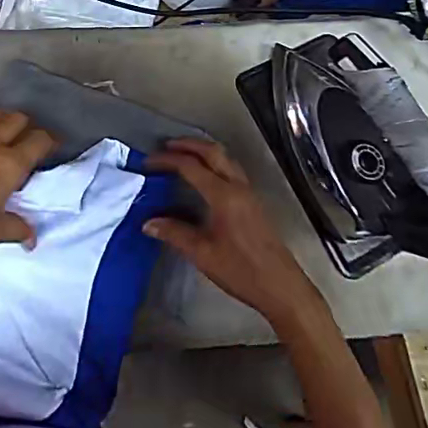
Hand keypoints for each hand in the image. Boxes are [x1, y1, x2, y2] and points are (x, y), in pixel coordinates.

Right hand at [143, 139, 327, 328]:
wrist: (279, 283)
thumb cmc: (240, 270)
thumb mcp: (202, 254)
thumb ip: (175, 234)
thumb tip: (149, 223)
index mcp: (223, 195)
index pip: (192, 166)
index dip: (168, 159)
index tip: (149, 162)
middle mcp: (237, 186)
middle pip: (213, 151)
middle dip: (188, 144)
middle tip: (166, 146)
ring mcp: (248, 191)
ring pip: (225, 158)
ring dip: (203, 151)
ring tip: (183, 155)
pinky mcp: (253, 200)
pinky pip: (231, 169)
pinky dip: (214, 162)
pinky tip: (204, 176)